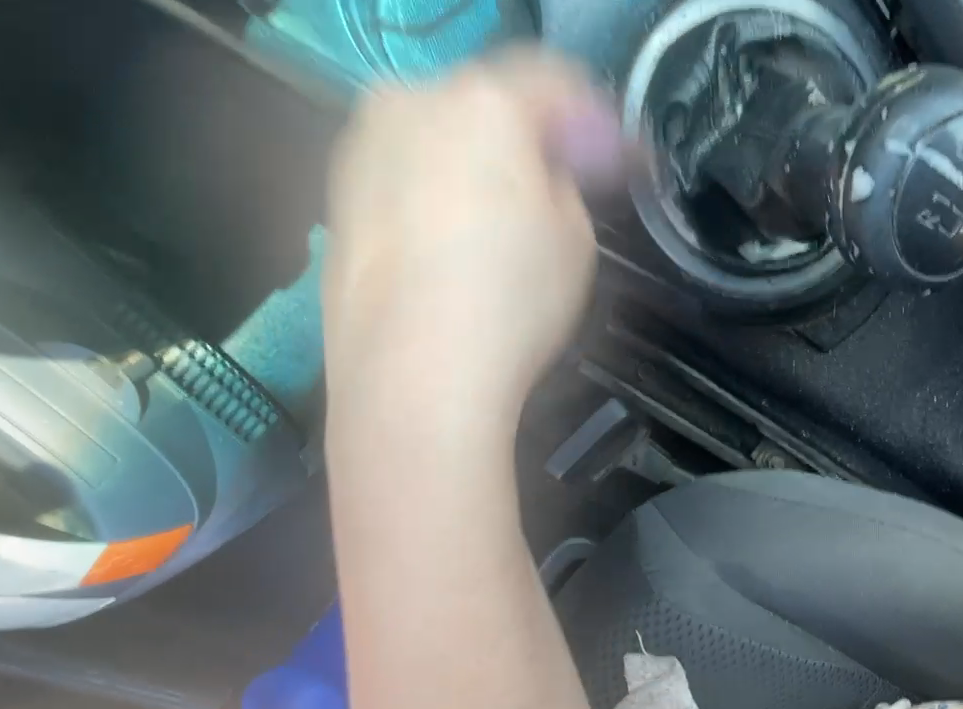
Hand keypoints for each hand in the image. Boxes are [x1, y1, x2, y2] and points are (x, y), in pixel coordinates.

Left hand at [323, 51, 626, 439]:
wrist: (414, 371)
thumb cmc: (512, 298)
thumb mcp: (576, 239)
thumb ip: (564, 186)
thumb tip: (545, 175)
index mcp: (483, 102)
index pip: (555, 83)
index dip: (600, 123)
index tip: (625, 162)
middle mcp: (411, 102)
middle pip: (486, 104)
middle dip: (529, 139)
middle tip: (563, 185)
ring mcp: (363, 149)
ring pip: (437, 138)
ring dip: (476, 165)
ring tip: (503, 220)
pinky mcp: (337, 199)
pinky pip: (405, 178)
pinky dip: (436, 196)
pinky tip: (455, 246)